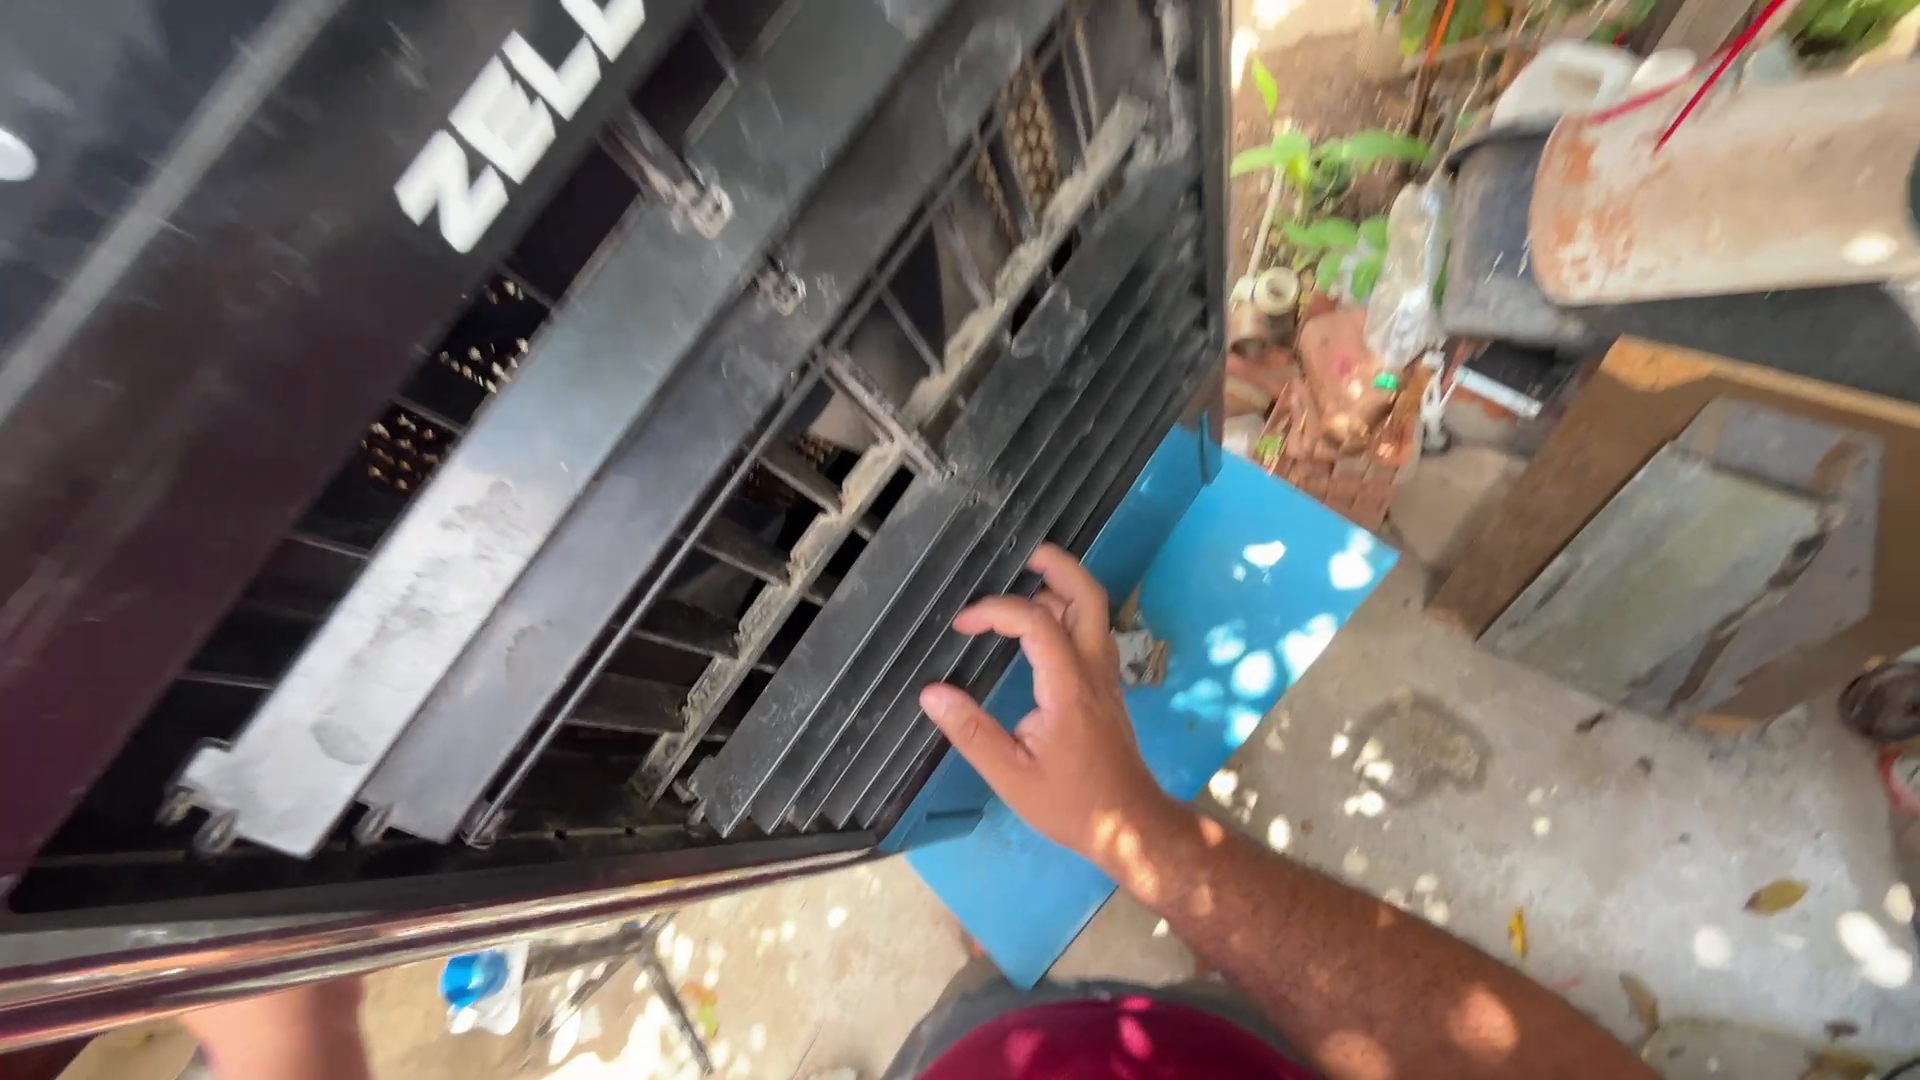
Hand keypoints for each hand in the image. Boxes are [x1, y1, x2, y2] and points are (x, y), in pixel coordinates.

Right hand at [919, 543, 1175, 862]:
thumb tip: (931, 692)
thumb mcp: (1011, 776)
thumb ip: (971, 731)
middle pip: (1089, 596)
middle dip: (1058, 566)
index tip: (963, 625)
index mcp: (1068, 686)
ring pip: (1095, 611)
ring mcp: (1106, 675)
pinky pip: (1092, 632)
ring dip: (1063, 588)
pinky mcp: (1107, 686)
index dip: (995, 611)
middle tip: (1025, 555)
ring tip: (1024, 587)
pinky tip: (1042, 627)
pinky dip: (1069, 612)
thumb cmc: (1071, 803)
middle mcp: (1094, 669)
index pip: (1037, 621)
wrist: (1131, 825)